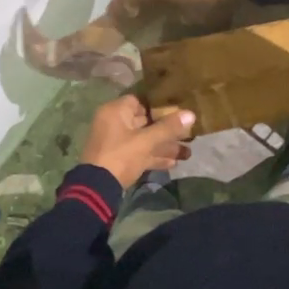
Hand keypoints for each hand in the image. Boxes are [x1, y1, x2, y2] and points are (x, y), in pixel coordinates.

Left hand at [80, 96, 195, 188]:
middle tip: (187, 134)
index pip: (138, 101)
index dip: (157, 106)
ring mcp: (115, 143)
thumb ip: (168, 128)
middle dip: (165, 130)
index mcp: (115, 111)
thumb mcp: (146, 141)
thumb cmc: (121, 156)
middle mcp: (113, 123)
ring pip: (143, 140)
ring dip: (163, 146)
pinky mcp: (117, 159)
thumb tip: (191, 114)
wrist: (97, 187)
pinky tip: (173, 164)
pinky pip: (138, 153)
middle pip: (143, 122)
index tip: (176, 112)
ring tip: (187, 153)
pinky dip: (152, 157)